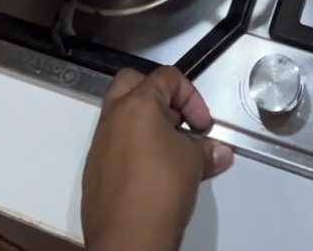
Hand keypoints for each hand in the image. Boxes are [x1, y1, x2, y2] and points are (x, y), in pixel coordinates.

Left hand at [82, 66, 233, 250]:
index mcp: (138, 104)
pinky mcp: (93, 170)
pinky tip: (150, 172)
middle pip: (133, 82)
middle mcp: (113, 117)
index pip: (167, 77)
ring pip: (120, 114)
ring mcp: (99, 144)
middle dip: (158, 95)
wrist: (128, 240)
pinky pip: (113, 144)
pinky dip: (131, 147)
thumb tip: (219, 153)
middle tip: (177, 120)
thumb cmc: (161, 189)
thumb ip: (206, 149)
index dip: (191, 96)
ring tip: (167, 148)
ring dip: (144, 122)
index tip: (202, 125)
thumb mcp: (193, 163)